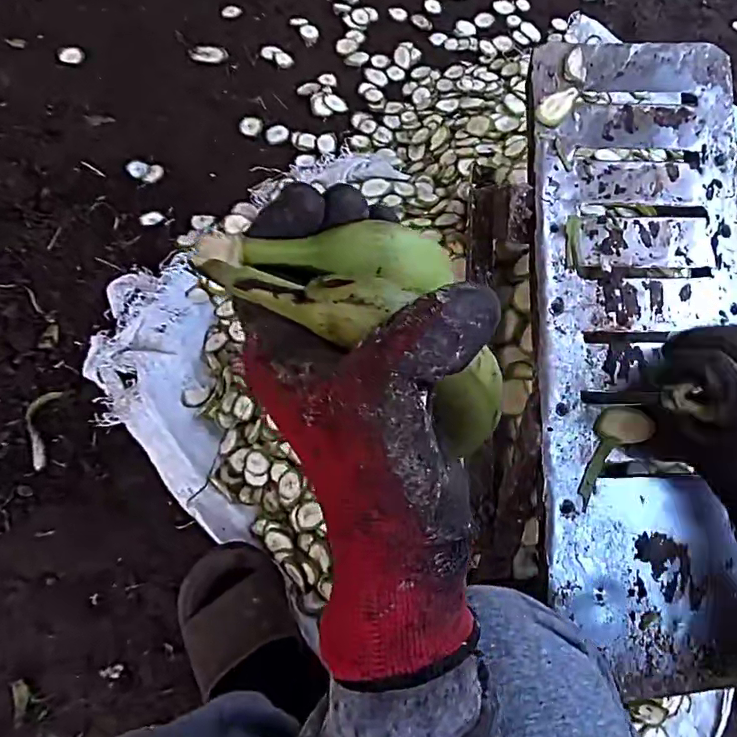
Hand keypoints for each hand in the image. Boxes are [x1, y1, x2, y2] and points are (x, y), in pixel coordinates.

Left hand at [235, 182, 498, 687]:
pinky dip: (409, 297)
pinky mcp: (387, 381)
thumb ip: (424, 337)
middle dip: (331, 235)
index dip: (281, 227)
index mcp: (281, 354)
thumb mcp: (387, 396)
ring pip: (352, 296)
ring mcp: (348, 369)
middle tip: (358, 201)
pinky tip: (434, 283)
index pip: (262, 273)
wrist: (409, 542)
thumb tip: (474, 297)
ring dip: (373, 261)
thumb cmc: (377, 474)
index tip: (317, 194)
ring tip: (399, 230)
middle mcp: (308, 356)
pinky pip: (391, 322)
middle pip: (308, 275)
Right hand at [646, 325, 736, 542]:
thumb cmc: (720, 463)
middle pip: (733, 343)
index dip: (682, 361)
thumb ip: (670, 409)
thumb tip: (649, 380)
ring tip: (688, 343)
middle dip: (696, 340)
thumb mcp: (688, 442)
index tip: (661, 372)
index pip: (714, 362)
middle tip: (670, 349)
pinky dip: (731, 339)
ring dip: (713, 334)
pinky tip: (710, 346)